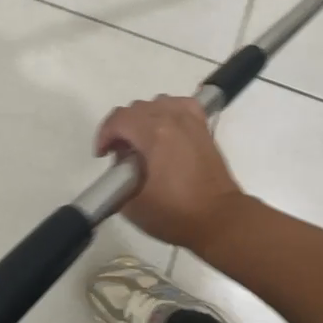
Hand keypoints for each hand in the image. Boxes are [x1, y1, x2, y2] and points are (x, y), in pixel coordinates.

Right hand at [94, 96, 249, 250]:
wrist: (219, 219)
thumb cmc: (176, 214)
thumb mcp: (133, 205)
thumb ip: (116, 180)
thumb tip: (120, 167)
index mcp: (154, 134)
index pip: (119, 119)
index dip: (104, 135)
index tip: (103, 155)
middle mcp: (172, 119)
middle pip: (136, 108)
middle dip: (122, 129)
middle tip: (121, 155)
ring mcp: (191, 120)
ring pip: (158, 103)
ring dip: (144, 118)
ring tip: (143, 142)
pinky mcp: (203, 128)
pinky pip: (181, 105)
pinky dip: (169, 112)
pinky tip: (167, 128)